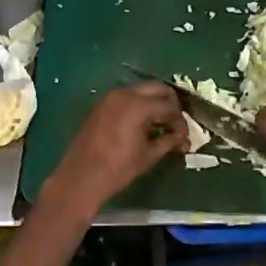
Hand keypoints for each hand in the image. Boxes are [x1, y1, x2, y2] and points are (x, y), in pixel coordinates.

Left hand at [44, 83, 187, 213]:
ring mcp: (111, 97)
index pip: (169, 107)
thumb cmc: (118, 168)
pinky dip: (138, 104)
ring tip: (160, 124)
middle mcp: (125, 94)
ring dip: (154, 102)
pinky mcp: (102, 105)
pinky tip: (142, 124)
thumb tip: (182, 138)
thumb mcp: (149, 155)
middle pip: (157, 88)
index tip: (184, 136)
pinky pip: (126, 97)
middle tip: (174, 123)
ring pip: (141, 90)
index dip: (180, 122)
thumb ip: (169, 141)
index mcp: (139, 105)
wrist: (81, 177)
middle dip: (170, 103)